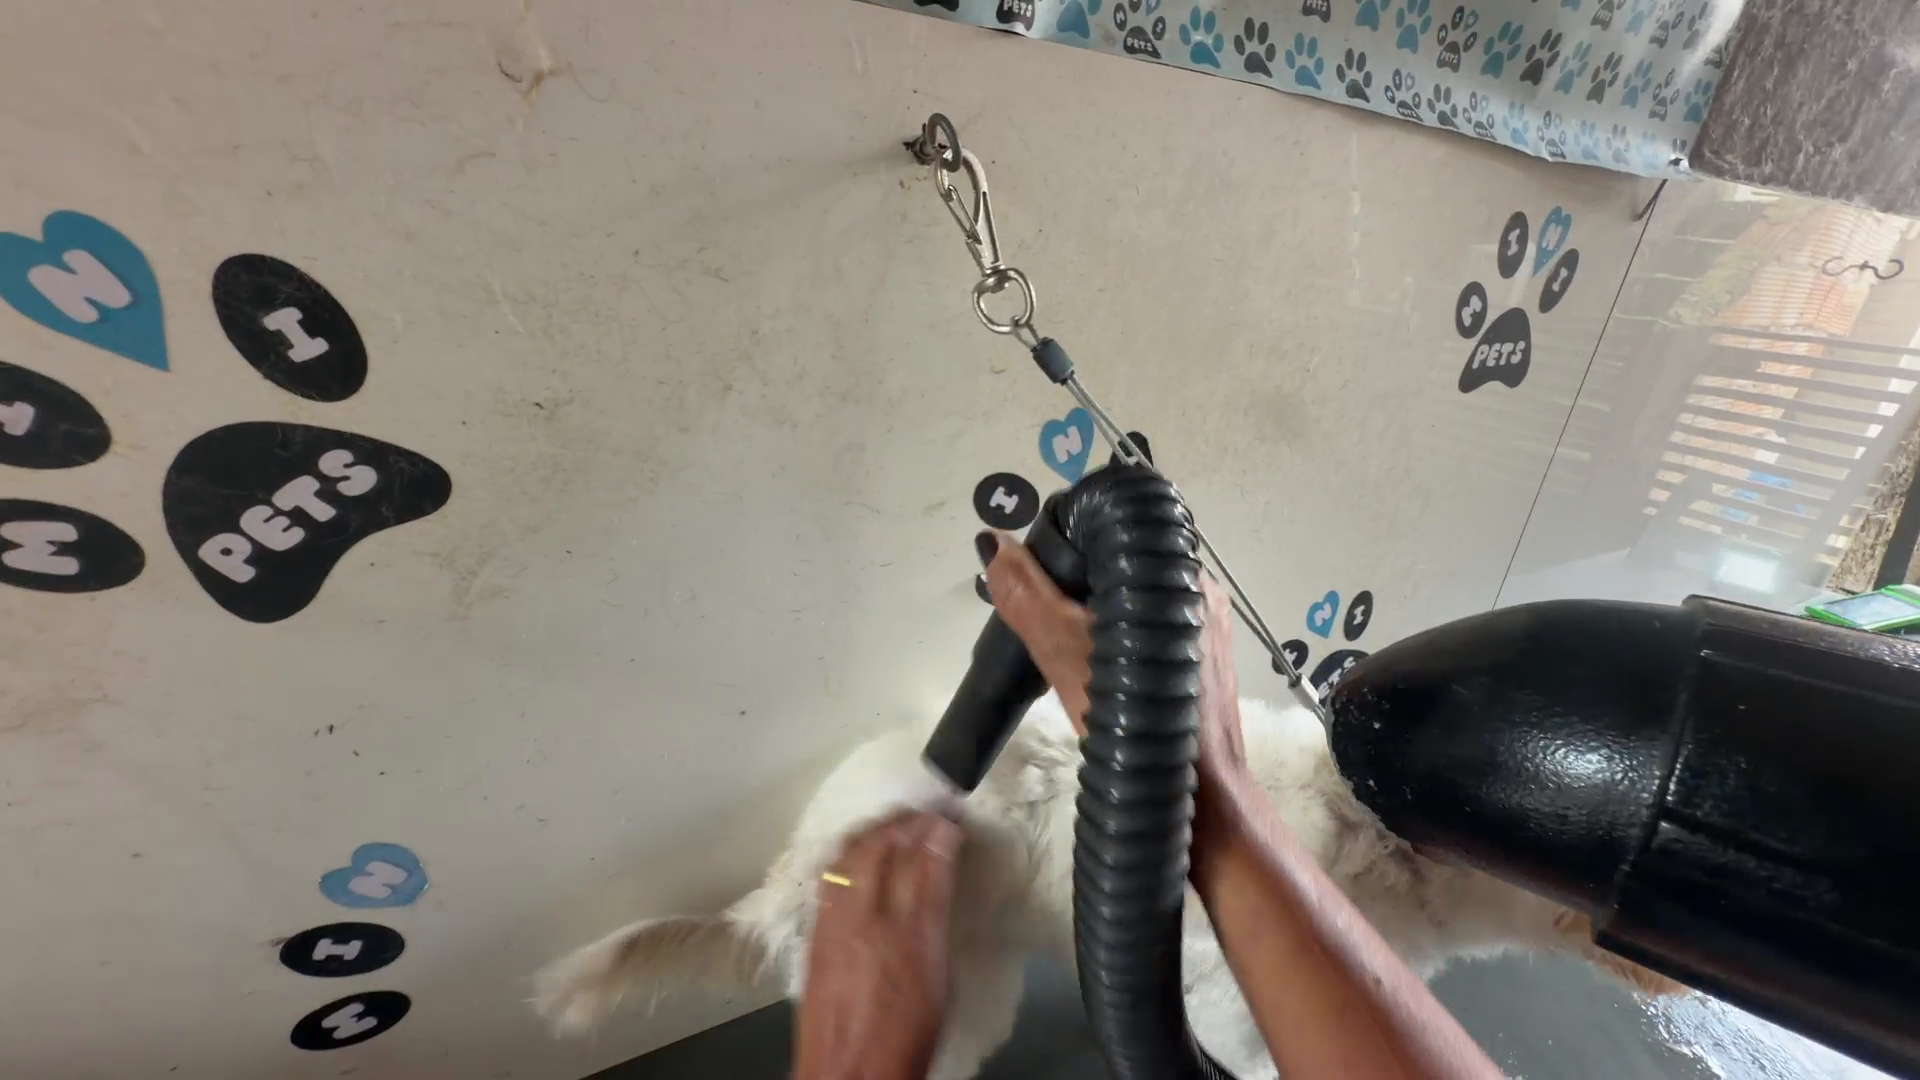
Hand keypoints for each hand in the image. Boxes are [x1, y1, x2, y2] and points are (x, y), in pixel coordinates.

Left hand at [793, 811, 963, 1079]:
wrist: (847, 1077)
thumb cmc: (906, 1036)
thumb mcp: (941, 981)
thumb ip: (939, 921)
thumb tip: (942, 876)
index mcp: (913, 939)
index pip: (928, 865)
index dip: (940, 834)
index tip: (951, 820)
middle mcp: (873, 924)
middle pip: (888, 850)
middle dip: (909, 823)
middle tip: (927, 814)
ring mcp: (839, 925)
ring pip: (856, 856)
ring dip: (878, 831)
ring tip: (896, 823)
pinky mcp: (816, 933)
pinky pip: (832, 876)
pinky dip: (850, 853)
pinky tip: (860, 848)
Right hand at [979, 529, 1247, 782]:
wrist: (1196, 799)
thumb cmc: (1130, 717)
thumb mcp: (1062, 651)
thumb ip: (1026, 594)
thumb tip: (994, 542)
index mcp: (1176, 570)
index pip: (1111, 530)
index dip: (1065, 544)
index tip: (1035, 577)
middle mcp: (1199, 586)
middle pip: (1121, 564)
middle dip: (1076, 583)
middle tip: (1044, 617)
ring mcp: (1206, 624)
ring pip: (1135, 596)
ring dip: (1097, 611)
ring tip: (1065, 641)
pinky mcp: (1206, 657)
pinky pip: (1152, 625)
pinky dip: (1121, 633)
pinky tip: (1100, 662)